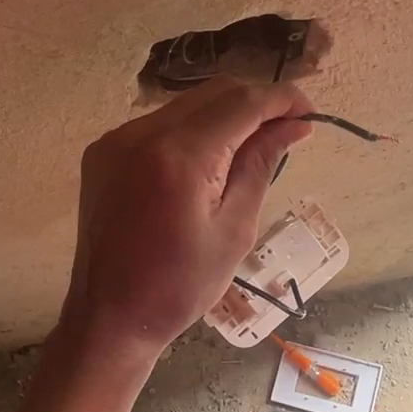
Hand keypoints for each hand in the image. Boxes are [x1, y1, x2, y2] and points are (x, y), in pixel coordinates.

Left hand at [60, 77, 313, 353]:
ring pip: (185, 105)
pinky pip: (158, 125)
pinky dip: (191, 131)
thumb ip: (260, 166)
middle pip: (212, 93)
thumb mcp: (234, 230)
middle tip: (287, 130)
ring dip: (223, 115)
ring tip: (251, 148)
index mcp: (177, 157)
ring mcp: (115, 140)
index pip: (241, 103)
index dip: (281, 100)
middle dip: (255, 103)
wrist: (110, 317)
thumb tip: (293, 126)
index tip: (309, 113)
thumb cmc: (179, 287)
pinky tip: (208, 160)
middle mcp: (140, 134)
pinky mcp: (103, 153)